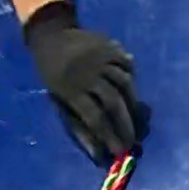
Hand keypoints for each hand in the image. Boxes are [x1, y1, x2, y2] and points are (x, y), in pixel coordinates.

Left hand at [23, 1, 143, 162]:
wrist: (51, 35)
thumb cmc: (54, 78)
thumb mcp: (60, 105)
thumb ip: (80, 130)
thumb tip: (98, 154)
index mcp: (72, 90)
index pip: (96, 118)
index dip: (109, 137)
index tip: (119, 152)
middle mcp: (88, 72)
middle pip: (114, 101)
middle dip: (126, 125)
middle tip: (132, 142)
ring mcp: (100, 57)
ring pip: (125, 82)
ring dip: (134, 104)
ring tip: (137, 120)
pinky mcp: (109, 45)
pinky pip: (126, 64)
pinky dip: (133, 79)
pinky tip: (133, 93)